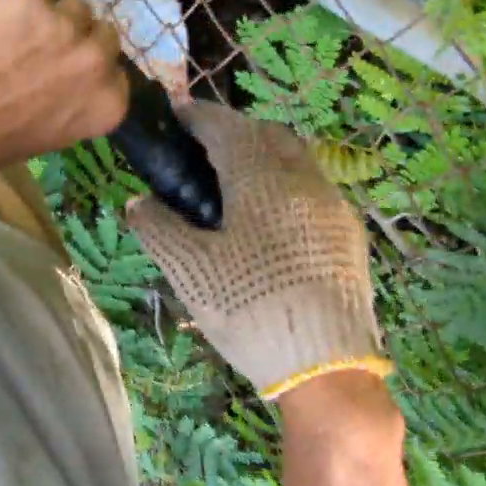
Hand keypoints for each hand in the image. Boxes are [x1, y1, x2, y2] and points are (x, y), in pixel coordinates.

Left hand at [0, 0, 127, 185]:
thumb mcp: (48, 133)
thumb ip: (72, 100)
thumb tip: (67, 73)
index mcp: (108, 104)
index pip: (116, 73)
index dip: (86, 71)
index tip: (63, 76)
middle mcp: (98, 62)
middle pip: (101, 33)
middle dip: (74, 41)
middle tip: (39, 52)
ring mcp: (67, 26)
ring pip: (72, 7)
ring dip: (50, 18)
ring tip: (13, 36)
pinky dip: (20, 1)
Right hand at [126, 103, 388, 398]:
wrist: (326, 368)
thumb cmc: (250, 309)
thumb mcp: (190, 270)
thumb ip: (158, 227)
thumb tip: (138, 202)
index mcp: (262, 179)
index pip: (227, 127)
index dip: (198, 117)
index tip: (177, 118)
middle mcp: (303, 179)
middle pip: (267, 133)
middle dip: (234, 131)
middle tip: (202, 152)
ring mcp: (333, 206)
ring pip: (296, 158)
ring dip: (263, 155)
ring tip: (233, 183)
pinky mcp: (347, 233)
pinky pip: (313, 188)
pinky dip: (285, 183)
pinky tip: (268, 219)